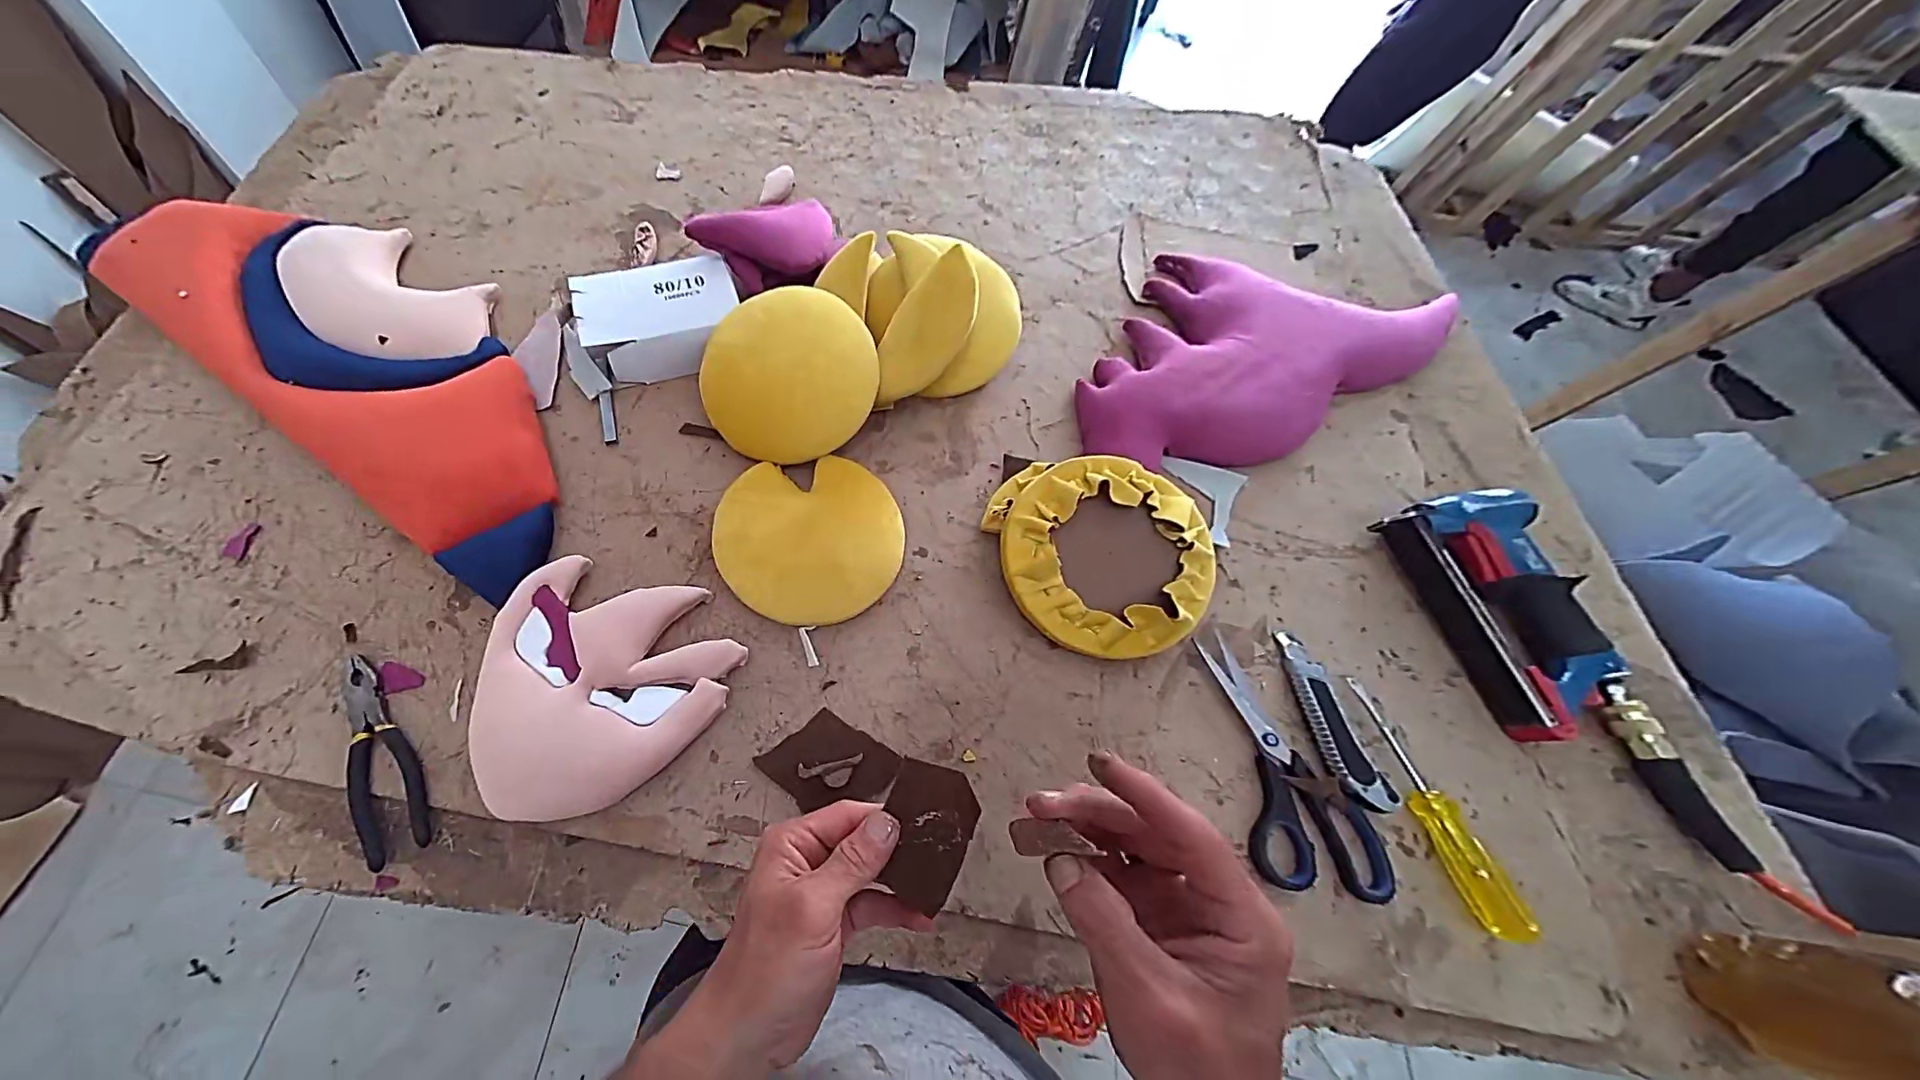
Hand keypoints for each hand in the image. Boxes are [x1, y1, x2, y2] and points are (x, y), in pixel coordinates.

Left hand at [622, 801, 932, 1077]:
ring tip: (930, 888)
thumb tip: (885, 823)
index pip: (847, 814)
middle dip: (896, 851)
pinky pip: (871, 903)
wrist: (746, 1040)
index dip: (882, 819)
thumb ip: (852, 862)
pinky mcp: (833, 921)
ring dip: (900, 882)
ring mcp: (821, 893)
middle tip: (930, 858)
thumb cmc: (761, 975)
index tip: (917, 826)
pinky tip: (917, 915)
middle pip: (862, 841)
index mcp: (792, 846)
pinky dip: (894, 909)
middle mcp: (806, 862)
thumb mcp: (813, 909)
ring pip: (871, 872)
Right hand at [1028, 751, 1292, 1078]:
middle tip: (1044, 803)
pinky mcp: (1159, 917)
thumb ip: (1105, 923)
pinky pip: (1121, 875)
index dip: (1145, 796)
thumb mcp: (1149, 997)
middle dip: (1099, 813)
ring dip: (1088, 828)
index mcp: (1241, 916)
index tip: (1104, 766)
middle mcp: (1216, 898)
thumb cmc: (1195, 1069)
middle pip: (1156, 835)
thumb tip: (1060, 859)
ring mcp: (1186, 905)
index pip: (1193, 837)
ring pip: (1136, 847)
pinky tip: (1055, 848)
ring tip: (1040, 817)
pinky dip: (1086, 859)